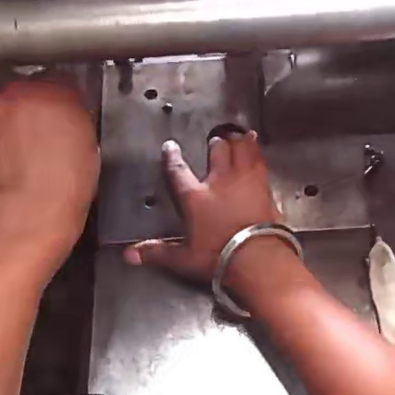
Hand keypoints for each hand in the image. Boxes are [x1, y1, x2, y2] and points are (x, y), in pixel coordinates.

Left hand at [0, 78, 99, 270]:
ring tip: (25, 149)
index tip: (66, 112)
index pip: (63, 82)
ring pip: (2, 106)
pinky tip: (8, 159)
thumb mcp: (90, 148)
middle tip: (45, 134)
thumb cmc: (67, 185)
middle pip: (26, 89)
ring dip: (11, 121)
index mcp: (59, 92)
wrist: (33, 209)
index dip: (64, 99)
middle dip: (33, 107)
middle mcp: (23, 92)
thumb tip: (71, 117)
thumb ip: (77, 121)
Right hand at [124, 132, 283, 284]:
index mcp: (195, 197)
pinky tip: (257, 147)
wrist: (258, 258)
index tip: (170, 147)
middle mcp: (219, 181)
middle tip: (214, 141)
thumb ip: (158, 252)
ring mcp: (244, 181)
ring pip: (240, 148)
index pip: (178, 170)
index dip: (172, 157)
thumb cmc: (219, 258)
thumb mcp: (184, 259)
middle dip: (214, 144)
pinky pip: (260, 161)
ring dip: (237, 141)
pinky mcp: (265, 187)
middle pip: (216, 151)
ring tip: (237, 135)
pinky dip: (257, 151)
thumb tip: (129, 255)